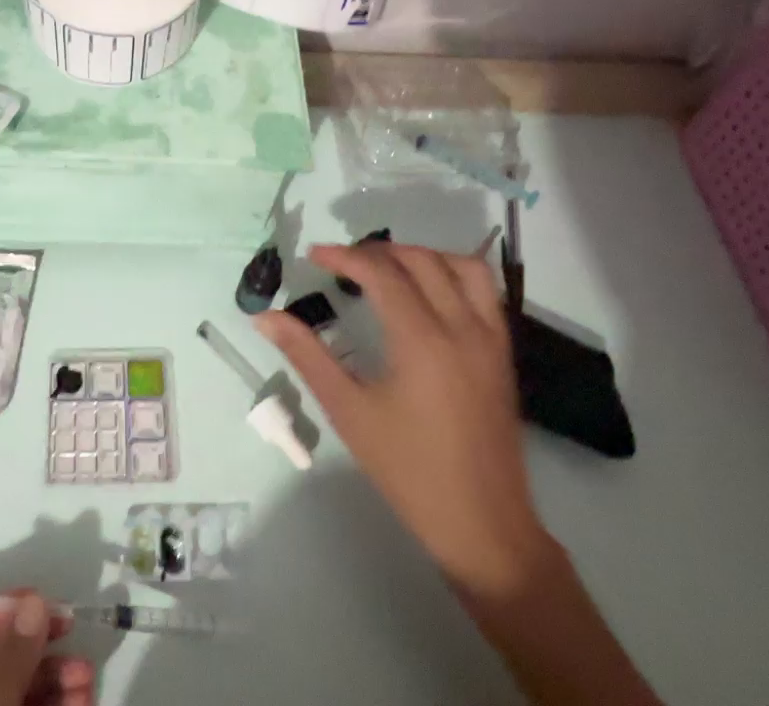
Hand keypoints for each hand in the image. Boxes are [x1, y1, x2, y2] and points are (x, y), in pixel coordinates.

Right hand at [254, 242, 558, 598]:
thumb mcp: (347, 411)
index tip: (314, 256)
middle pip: (422, 261)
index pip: (382, 273)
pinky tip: (428, 294)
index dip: (345, 257)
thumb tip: (265, 316)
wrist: (479, 519)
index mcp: (421, 340)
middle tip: (344, 261)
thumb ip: (306, 355)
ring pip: (463, 267)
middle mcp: (462, 326)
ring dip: (423, 254)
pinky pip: (485, 292)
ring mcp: (490, 338)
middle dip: (379, 250)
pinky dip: (453, 274)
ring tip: (388, 267)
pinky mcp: (503, 354)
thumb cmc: (406, 469)